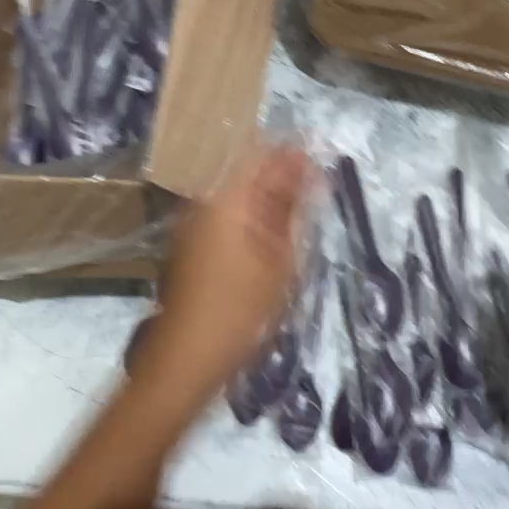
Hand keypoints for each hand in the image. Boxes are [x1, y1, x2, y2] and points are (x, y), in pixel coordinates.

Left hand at [130, 144, 311, 408]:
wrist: (185, 358)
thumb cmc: (240, 311)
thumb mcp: (280, 259)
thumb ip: (294, 206)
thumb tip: (311, 167)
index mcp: (227, 198)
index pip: (263, 151)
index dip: (294, 150)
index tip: (324, 154)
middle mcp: (205, 200)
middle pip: (248, 169)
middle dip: (284, 172)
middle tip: (319, 186)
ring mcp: (194, 222)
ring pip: (238, 192)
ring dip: (270, 195)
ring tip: (303, 211)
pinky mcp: (192, 243)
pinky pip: (228, 213)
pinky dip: (253, 216)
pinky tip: (275, 236)